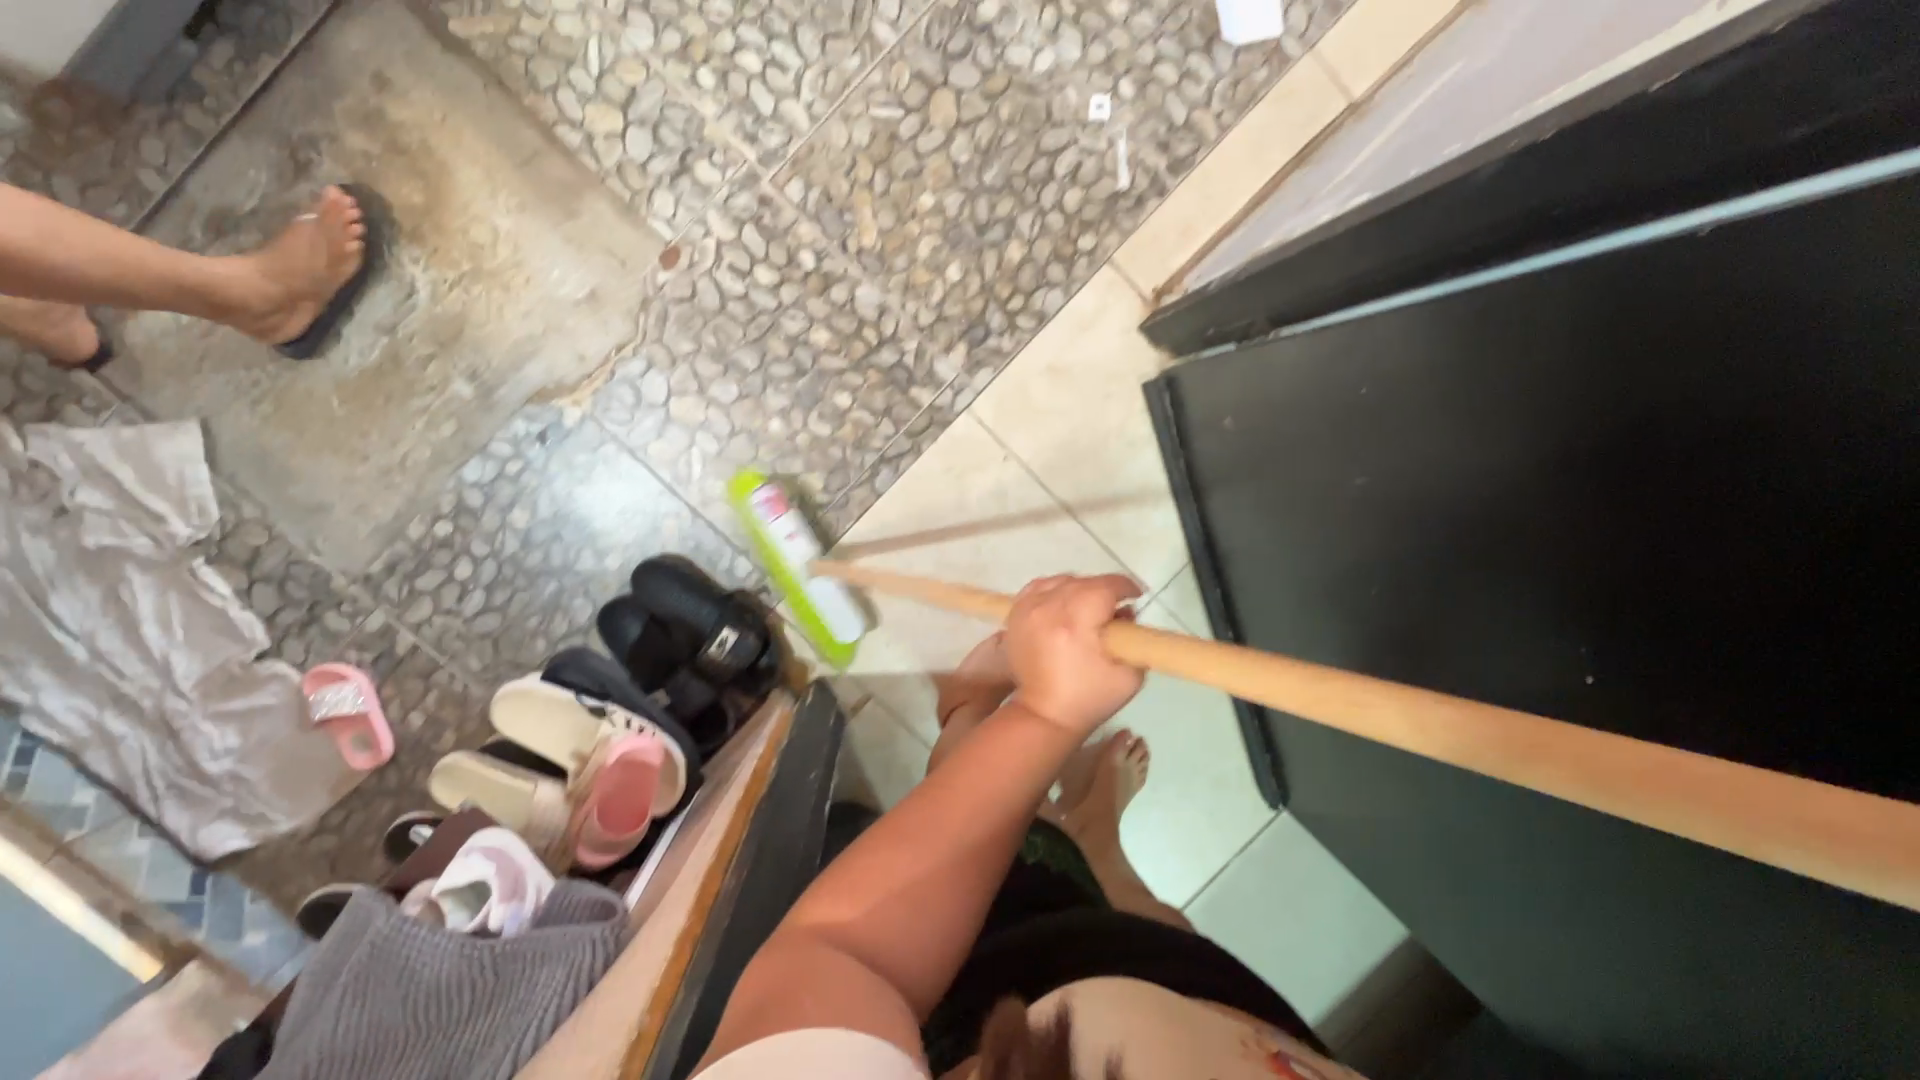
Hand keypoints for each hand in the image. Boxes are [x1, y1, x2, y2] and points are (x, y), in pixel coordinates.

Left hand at [1004, 574, 1145, 737]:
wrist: (1044, 713)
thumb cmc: (1089, 698)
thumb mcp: (1130, 675)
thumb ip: (1136, 639)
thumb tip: (1125, 613)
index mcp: (1077, 621)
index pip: (1106, 586)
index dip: (1126, 588)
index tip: (1136, 596)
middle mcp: (1049, 608)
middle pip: (1084, 582)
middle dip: (1104, 591)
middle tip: (1114, 611)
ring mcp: (1028, 609)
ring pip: (1062, 581)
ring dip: (1079, 589)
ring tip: (1089, 609)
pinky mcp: (1015, 614)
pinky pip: (1039, 587)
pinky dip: (1054, 591)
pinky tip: (1063, 605)